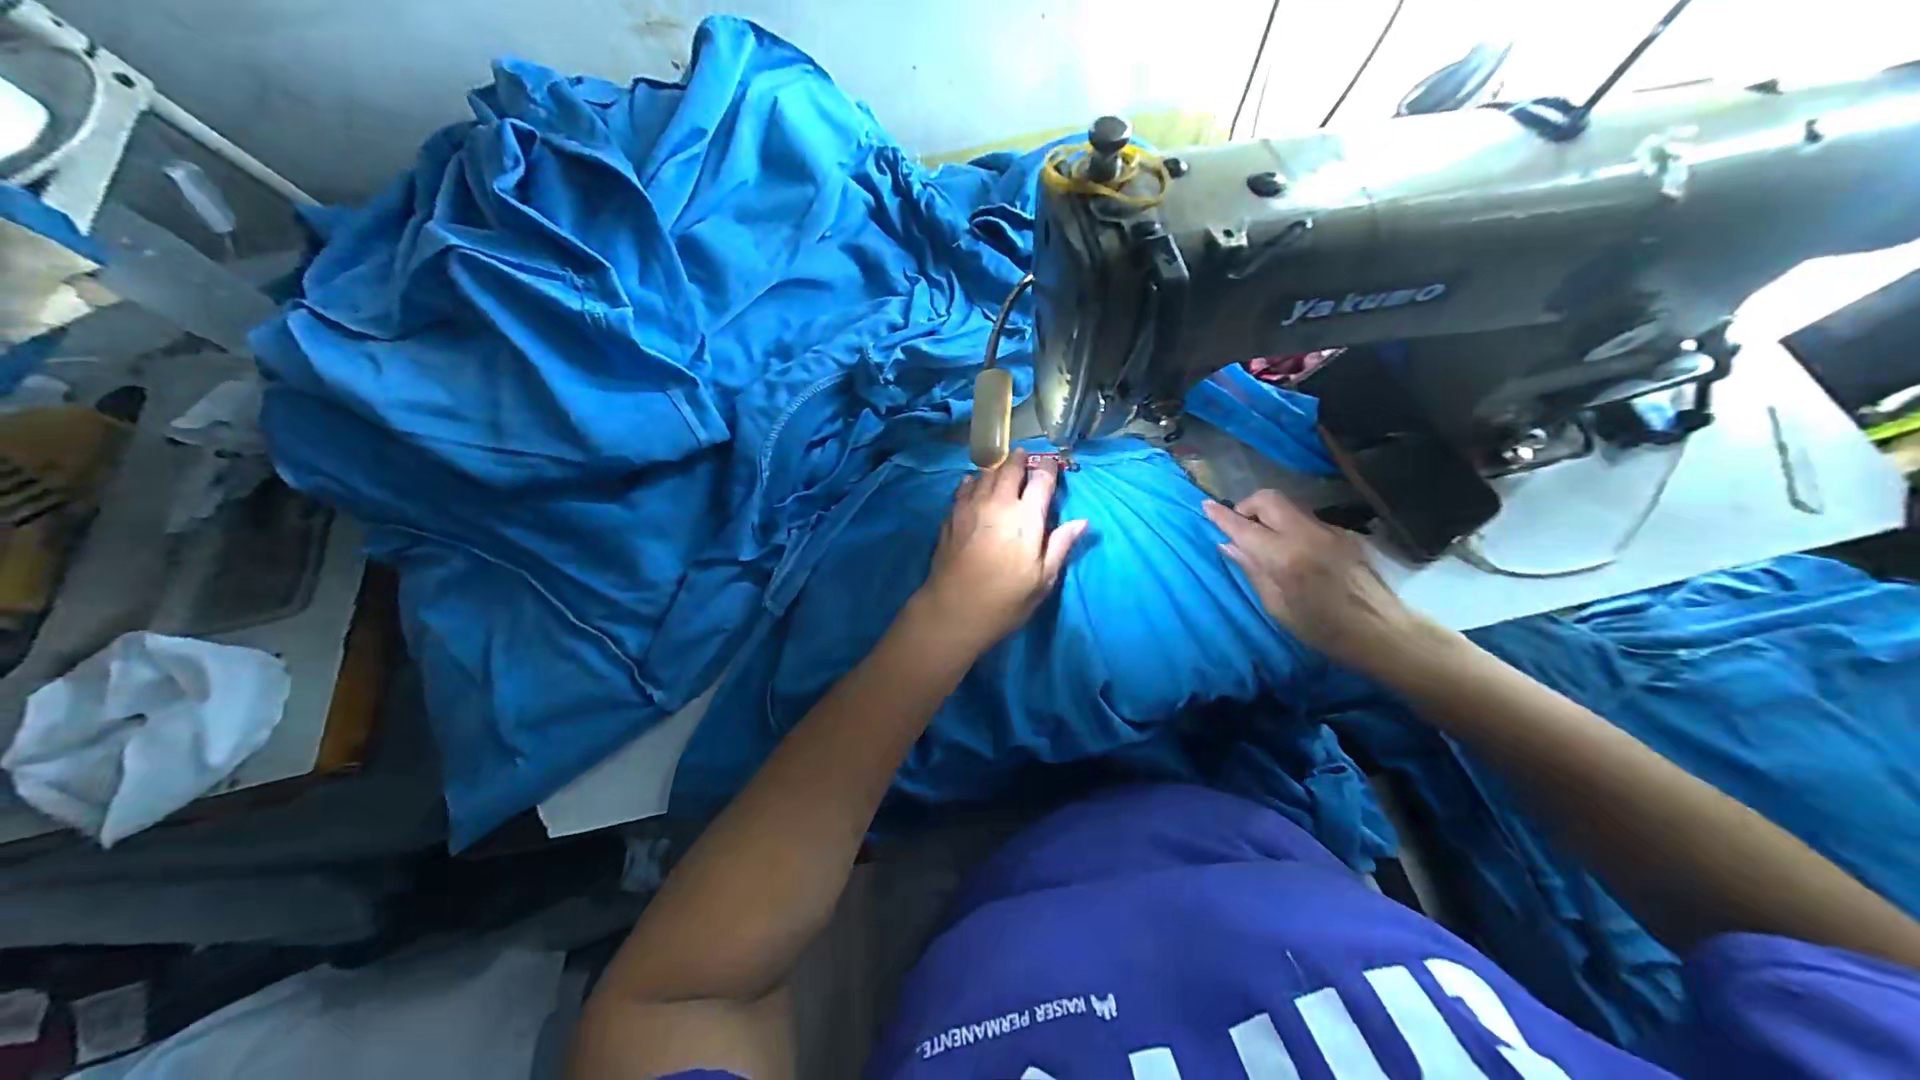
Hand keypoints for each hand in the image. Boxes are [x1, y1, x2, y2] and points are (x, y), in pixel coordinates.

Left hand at [913, 449, 1088, 654]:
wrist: (953, 610)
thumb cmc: (1005, 600)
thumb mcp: (1043, 579)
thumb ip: (1061, 545)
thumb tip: (1082, 522)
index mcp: (1026, 518)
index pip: (1042, 480)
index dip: (1049, 468)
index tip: (1053, 463)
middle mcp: (998, 504)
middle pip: (1010, 469)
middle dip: (1020, 460)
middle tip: (1024, 456)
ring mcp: (971, 507)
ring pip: (985, 475)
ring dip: (996, 468)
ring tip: (1001, 468)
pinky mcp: (951, 516)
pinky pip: (963, 488)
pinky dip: (972, 482)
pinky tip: (973, 484)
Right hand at [1203, 490, 1433, 674]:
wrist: (1386, 632)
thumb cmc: (1325, 629)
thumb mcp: (1278, 607)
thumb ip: (1253, 570)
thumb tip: (1229, 545)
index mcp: (1285, 555)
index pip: (1244, 526)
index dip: (1222, 515)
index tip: (1206, 505)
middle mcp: (1306, 533)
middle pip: (1268, 499)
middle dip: (1248, 506)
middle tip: (1239, 525)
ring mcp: (1329, 530)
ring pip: (1289, 507)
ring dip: (1269, 515)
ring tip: (1264, 539)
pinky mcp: (1344, 534)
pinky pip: (1307, 520)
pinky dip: (1291, 527)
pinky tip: (1294, 551)